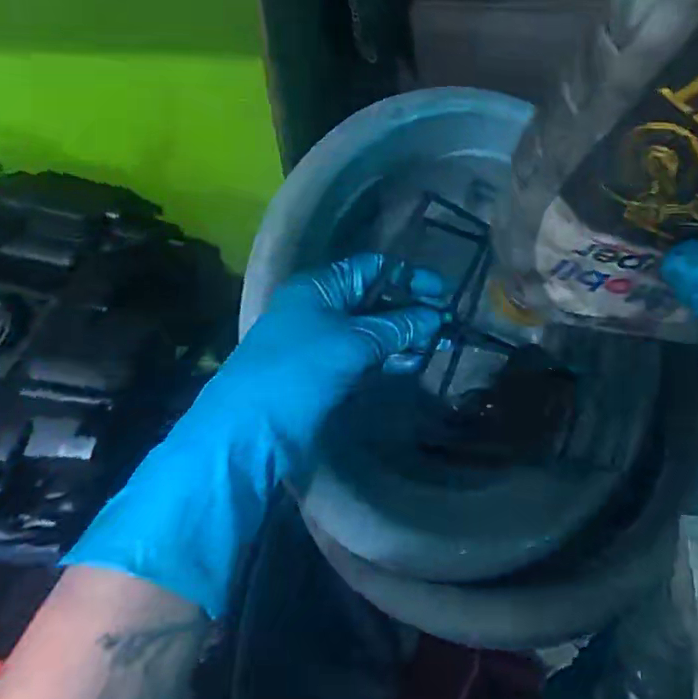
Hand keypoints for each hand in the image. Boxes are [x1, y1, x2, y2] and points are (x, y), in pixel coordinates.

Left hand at [204, 253, 445, 475]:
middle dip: (410, 309)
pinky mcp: (326, 374)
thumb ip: (396, 326)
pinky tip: (412, 365)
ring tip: (437, 346)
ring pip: (372, 331)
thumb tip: (434, 316)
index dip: (408, 276)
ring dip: (403, 337)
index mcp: (318, 286)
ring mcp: (322, 343)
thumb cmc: (299, 370)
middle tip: (446, 325)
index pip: (371, 268)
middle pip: (374, 300)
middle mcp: (320, 308)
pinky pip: (364, 358)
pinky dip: (388, 359)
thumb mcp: (352, 342)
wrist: (251, 430)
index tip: (443, 292)